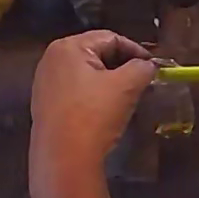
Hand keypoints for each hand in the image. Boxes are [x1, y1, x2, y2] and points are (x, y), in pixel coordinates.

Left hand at [30, 31, 154, 169]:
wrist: (64, 159)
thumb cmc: (94, 115)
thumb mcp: (126, 86)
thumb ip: (142, 68)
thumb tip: (148, 66)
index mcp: (68, 47)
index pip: (111, 38)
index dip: (136, 51)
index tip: (154, 67)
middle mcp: (51, 59)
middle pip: (96, 54)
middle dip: (122, 66)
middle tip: (143, 82)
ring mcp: (44, 83)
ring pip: (86, 74)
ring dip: (109, 82)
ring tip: (128, 98)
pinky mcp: (45, 106)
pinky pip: (76, 92)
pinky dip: (94, 96)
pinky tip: (106, 112)